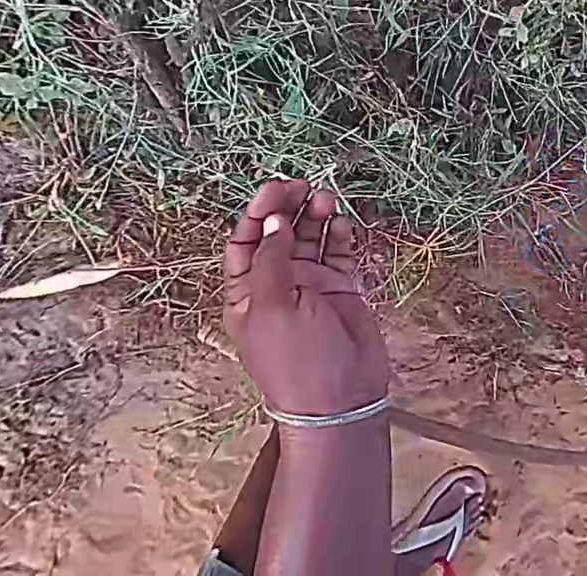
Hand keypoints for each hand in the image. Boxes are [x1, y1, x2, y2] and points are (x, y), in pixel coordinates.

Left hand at [223, 180, 389, 415]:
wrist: (342, 400)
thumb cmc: (297, 358)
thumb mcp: (272, 307)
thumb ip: (271, 258)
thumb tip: (274, 220)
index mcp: (248, 292)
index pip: (245, 242)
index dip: (258, 214)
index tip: (276, 190)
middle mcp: (277, 284)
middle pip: (279, 233)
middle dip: (289, 207)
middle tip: (305, 186)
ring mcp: (310, 285)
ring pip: (309, 238)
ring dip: (315, 216)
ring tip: (327, 200)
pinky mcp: (339, 287)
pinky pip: (337, 252)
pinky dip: (339, 235)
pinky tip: (342, 224)